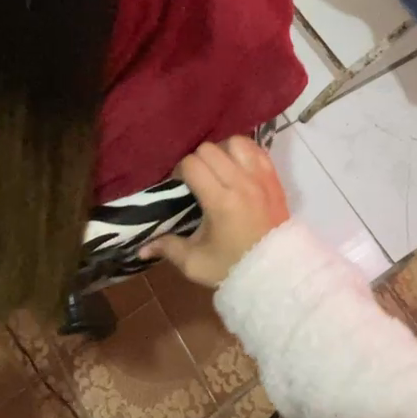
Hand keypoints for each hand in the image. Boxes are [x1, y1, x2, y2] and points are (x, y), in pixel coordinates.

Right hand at [140, 136, 289, 286]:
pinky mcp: (274, 178)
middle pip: (209, 148)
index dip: (181, 171)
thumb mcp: (196, 263)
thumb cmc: (233, 268)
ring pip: (234, 142)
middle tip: (198, 180)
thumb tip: (141, 248)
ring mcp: (260, 178)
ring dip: (222, 152)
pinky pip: (256, 148)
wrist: (276, 276)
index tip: (182, 186)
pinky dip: (244, 152)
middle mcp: (241, 182)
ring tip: (220, 170)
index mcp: (220, 201)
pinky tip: (238, 167)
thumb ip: (168, 248)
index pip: (192, 164)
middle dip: (198, 161)